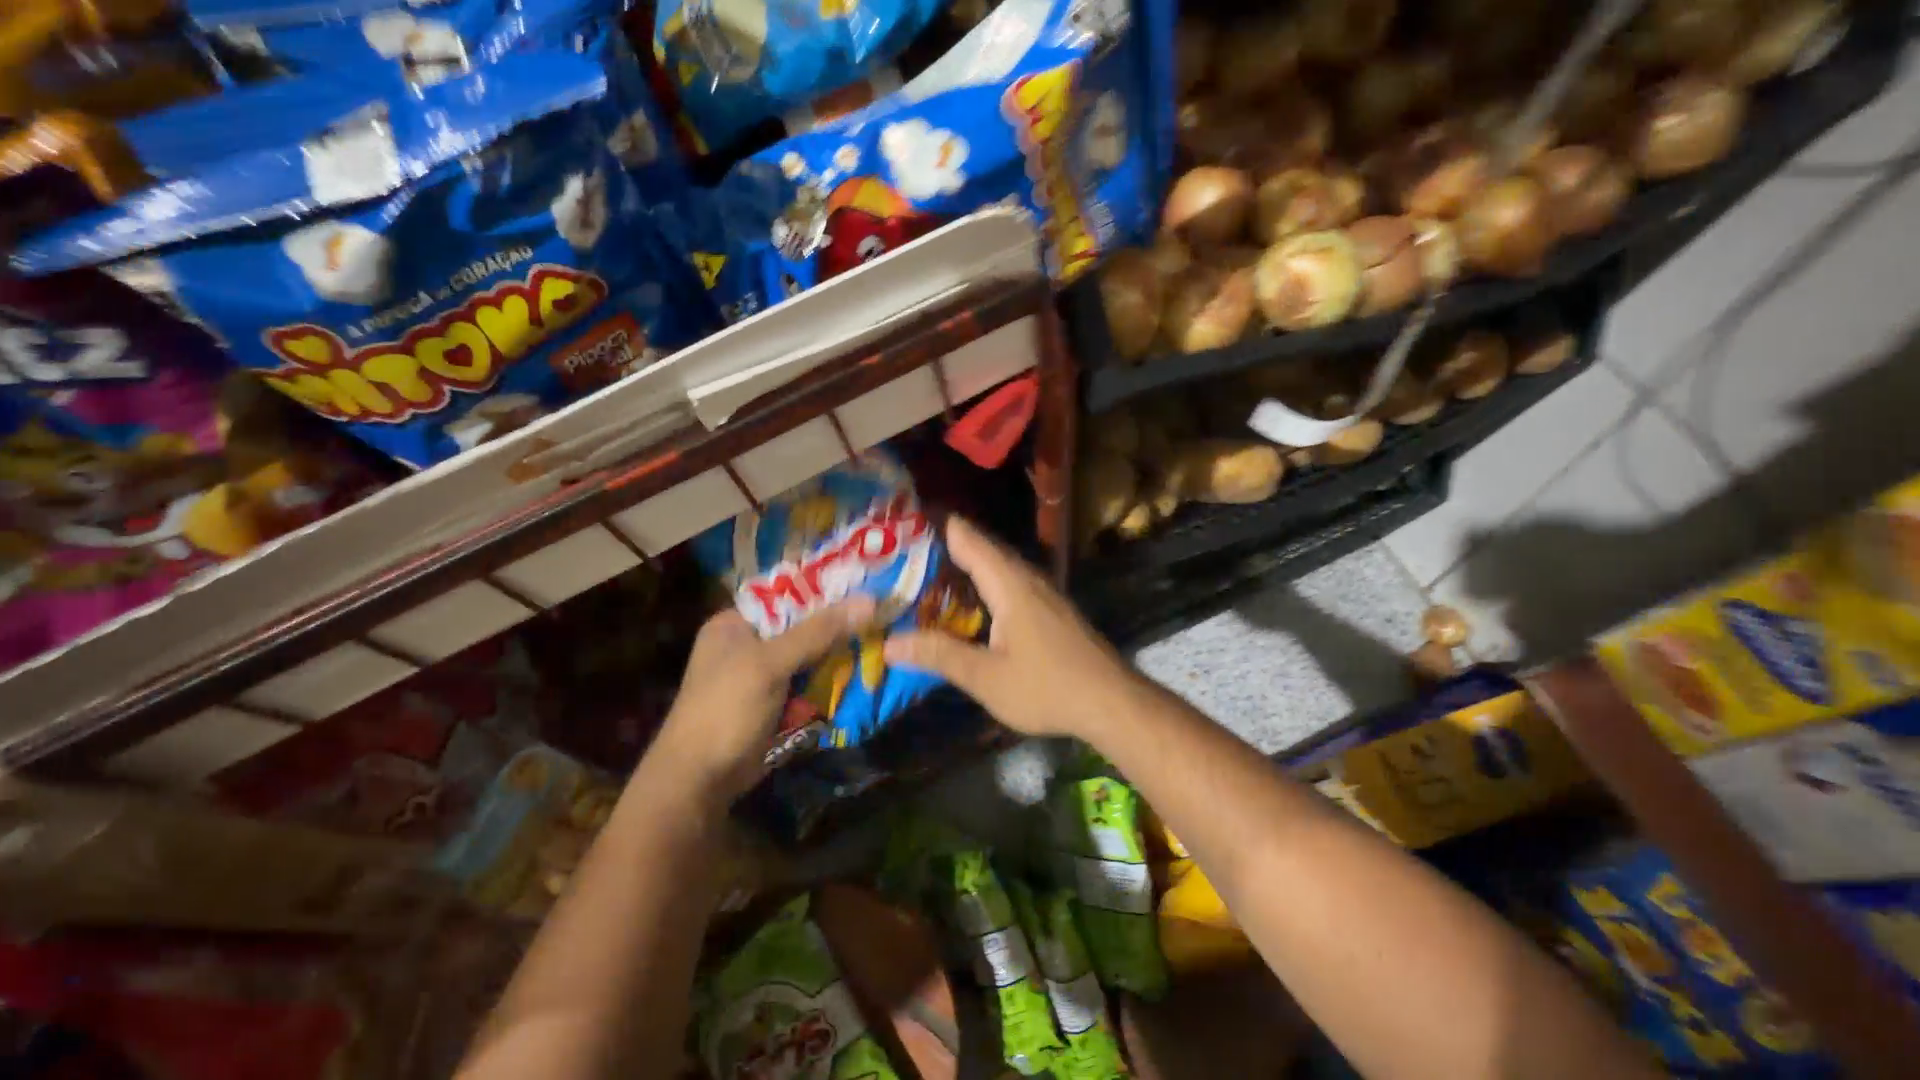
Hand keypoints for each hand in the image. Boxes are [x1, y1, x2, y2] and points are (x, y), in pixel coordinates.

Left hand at [650, 598, 873, 803]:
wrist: (700, 780)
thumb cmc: (726, 710)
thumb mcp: (771, 664)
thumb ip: (817, 632)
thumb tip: (870, 600)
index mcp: (734, 623)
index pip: (787, 595)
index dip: (825, 592)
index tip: (868, 589)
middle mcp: (746, 644)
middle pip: (802, 628)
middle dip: (837, 630)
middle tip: (882, 621)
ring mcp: (760, 678)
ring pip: (809, 659)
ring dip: (837, 660)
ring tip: (879, 648)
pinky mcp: (773, 706)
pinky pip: (807, 687)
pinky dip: (828, 686)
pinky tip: (860, 680)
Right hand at [884, 515, 1147, 738]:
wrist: (1112, 703)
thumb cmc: (1048, 688)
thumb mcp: (986, 677)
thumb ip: (940, 655)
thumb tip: (890, 643)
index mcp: (1010, 584)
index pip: (968, 539)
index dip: (936, 525)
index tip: (900, 519)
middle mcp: (1027, 579)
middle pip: (981, 551)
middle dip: (942, 549)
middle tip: (899, 551)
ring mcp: (1043, 595)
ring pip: (996, 570)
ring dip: (963, 569)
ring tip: (923, 575)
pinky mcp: (1050, 613)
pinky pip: (1008, 586)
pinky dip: (981, 587)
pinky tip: (965, 606)